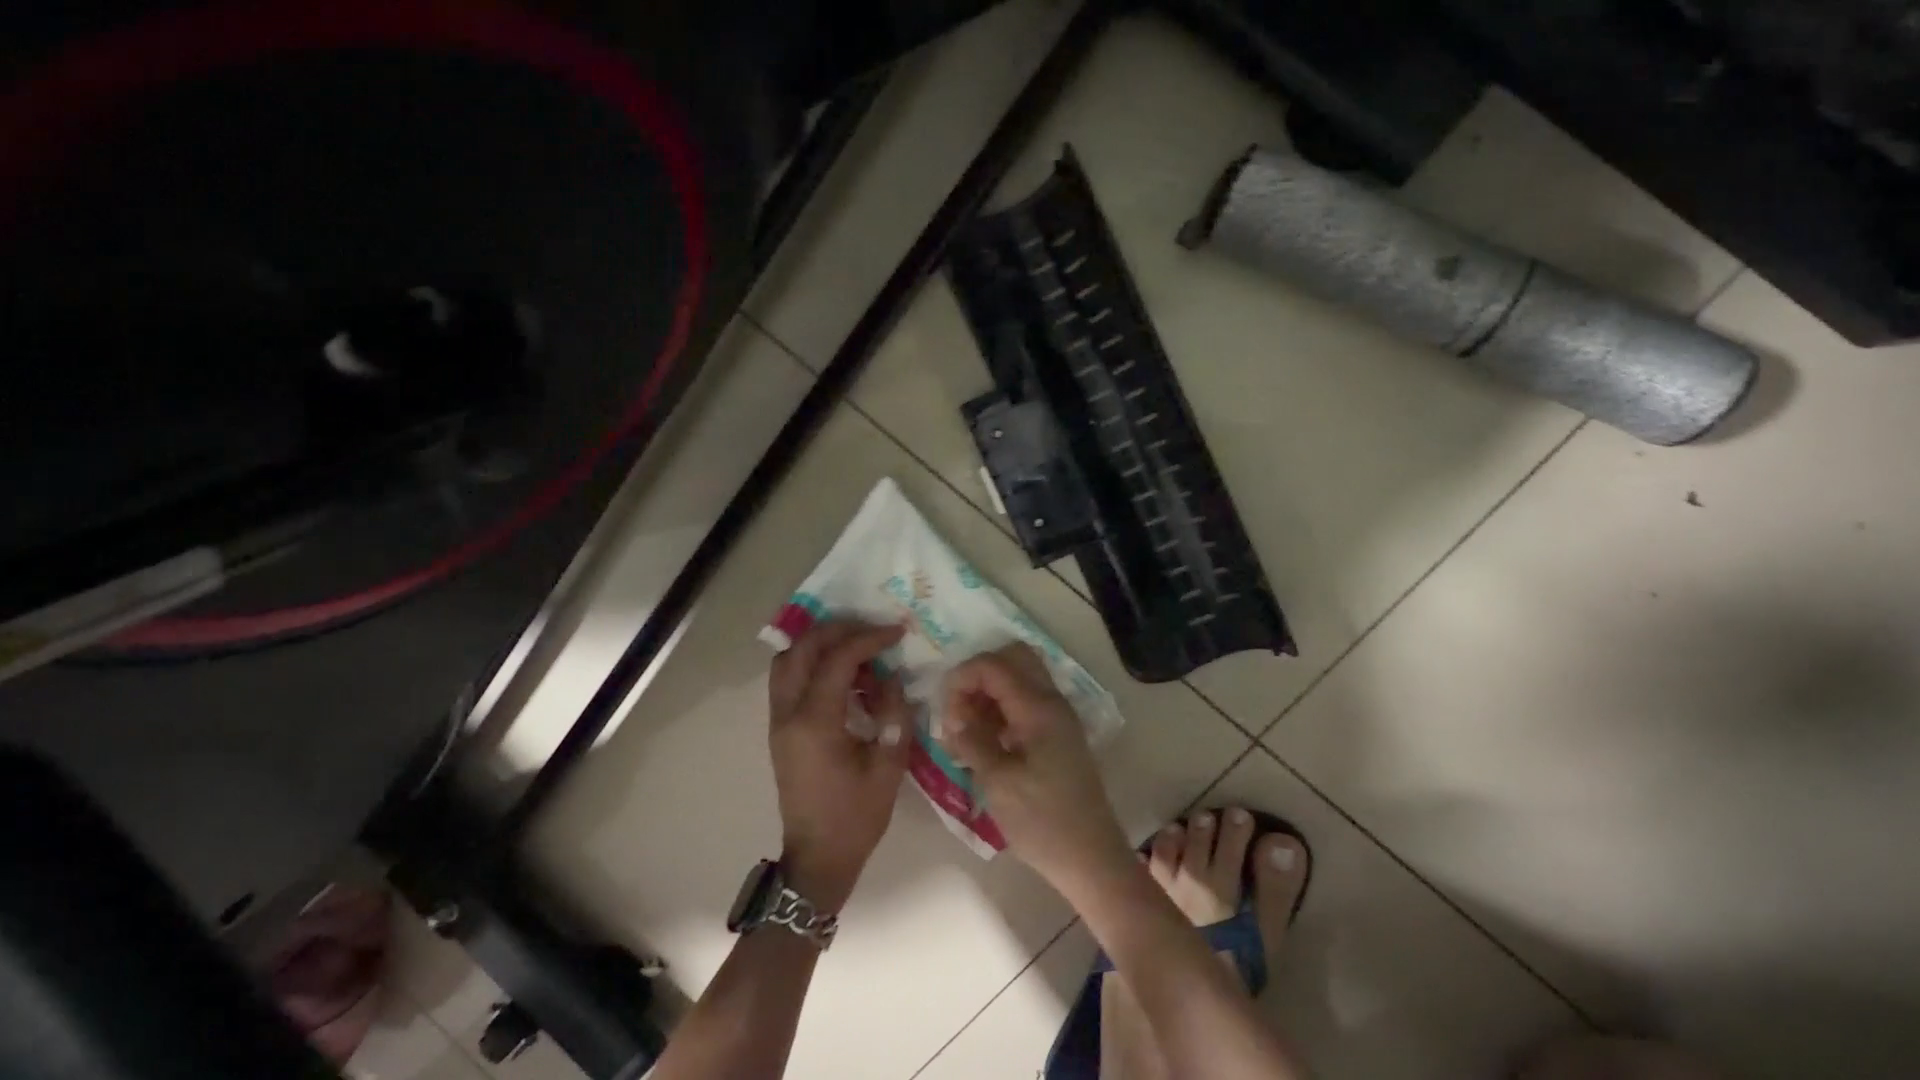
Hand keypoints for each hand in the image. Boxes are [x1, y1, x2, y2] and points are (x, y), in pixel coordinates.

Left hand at [768, 620, 912, 912]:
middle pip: (803, 649)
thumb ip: (894, 716)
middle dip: (839, 630)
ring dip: (820, 645)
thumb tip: (894, 679)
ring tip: (857, 647)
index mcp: (815, 722)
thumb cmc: (855, 817)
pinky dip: (812, 665)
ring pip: (788, 661)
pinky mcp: (779, 730)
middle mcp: (788, 714)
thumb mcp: (888, 768)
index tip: (897, 632)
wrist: (817, 858)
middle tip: (873, 631)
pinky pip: (788, 680)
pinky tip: (845, 676)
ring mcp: (778, 721)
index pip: (837, 660)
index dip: (868, 639)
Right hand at [936, 644, 1133, 899]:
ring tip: (964, 734)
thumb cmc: (1042, 821)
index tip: (944, 714)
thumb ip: (973, 740)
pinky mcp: (1058, 738)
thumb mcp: (997, 782)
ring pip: (1019, 681)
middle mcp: (1052, 702)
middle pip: (1012, 660)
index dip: (962, 678)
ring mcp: (1058, 719)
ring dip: (988, 695)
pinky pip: (1026, 705)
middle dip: (977, 678)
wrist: (1090, 858)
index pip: (993, 664)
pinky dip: (1001, 712)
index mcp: (1038, 708)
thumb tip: (954, 715)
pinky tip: (983, 744)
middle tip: (957, 714)